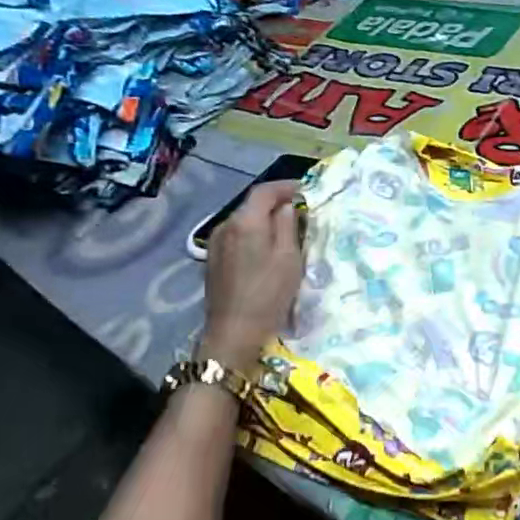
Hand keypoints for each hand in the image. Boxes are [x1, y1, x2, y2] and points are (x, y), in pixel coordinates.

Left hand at [200, 181, 302, 374]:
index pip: (265, 191)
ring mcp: (215, 243)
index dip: (286, 186)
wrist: (234, 333)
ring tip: (285, 231)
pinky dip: (253, 235)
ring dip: (264, 221)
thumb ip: (288, 226)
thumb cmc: (268, 294)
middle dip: (276, 204)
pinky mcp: (213, 260)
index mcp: (245, 221)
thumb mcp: (289, 258)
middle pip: (252, 205)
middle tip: (300, 211)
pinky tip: (265, 250)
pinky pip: (236, 237)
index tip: (306, 189)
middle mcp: (225, 225)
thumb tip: (287, 207)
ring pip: (244, 221)